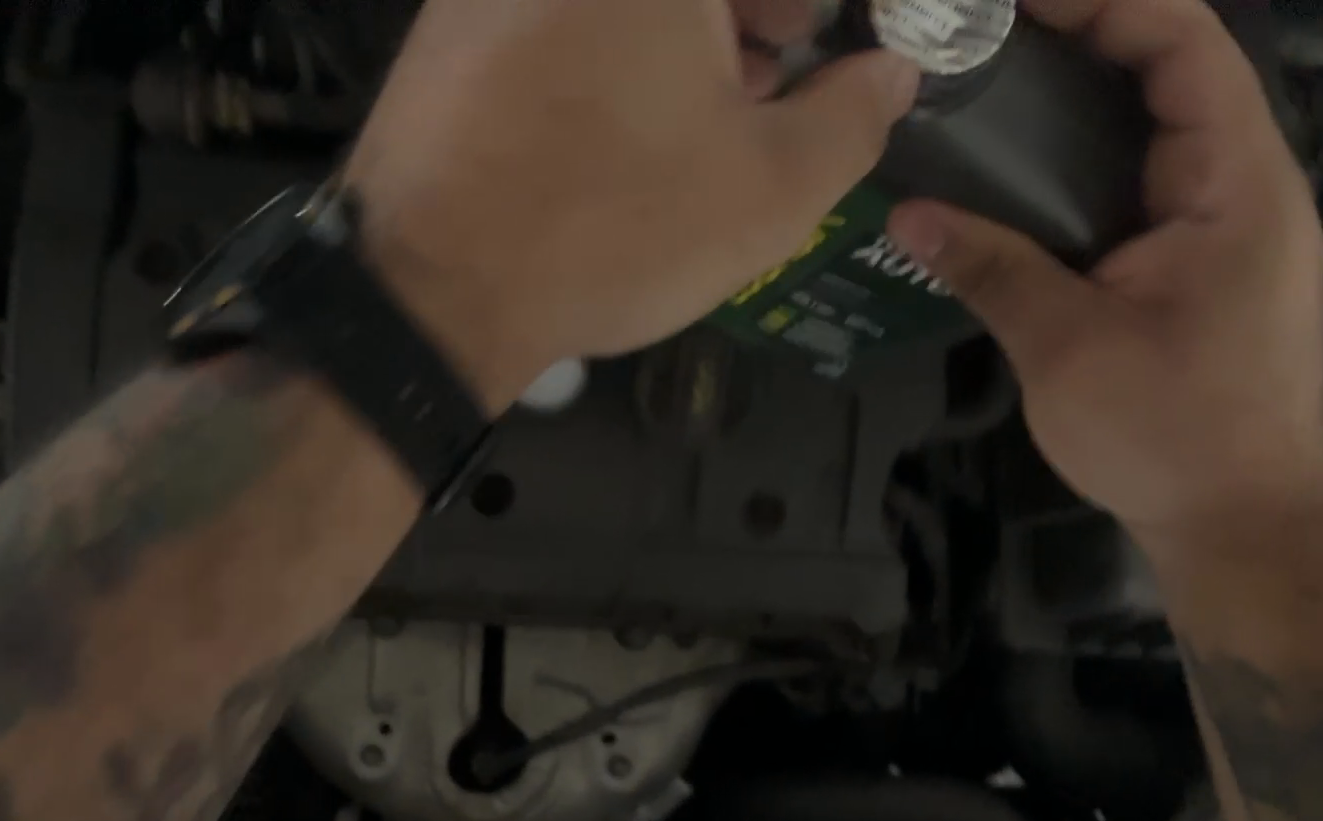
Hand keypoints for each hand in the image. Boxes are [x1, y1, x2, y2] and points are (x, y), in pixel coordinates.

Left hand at [347, 0, 919, 408]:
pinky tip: (618, 122)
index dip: (803, 22)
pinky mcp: (454, 26)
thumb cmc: (611, 232)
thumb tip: (887, 75)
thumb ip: (849, 121)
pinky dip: (608, 51)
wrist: (435, 291)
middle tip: (774, 68)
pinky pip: (558, 19)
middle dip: (750, 15)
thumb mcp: (766, 193)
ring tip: (702, 111)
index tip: (819, 42)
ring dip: (680, 36)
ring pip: (622, 4)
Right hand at [884, 0, 1322, 547]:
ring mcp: (1210, 234)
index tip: (1020, 5)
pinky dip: (1070, 182)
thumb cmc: (1165, 427)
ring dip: (1069, 119)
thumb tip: (907, 214)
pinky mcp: (1181, 273)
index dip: (1111, 5)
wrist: (1228, 513)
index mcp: (1233, 185)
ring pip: (1141, 146)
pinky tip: (1008, 196)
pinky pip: (1126, 201)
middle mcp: (1234, 191)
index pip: (1186, 47)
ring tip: (979, 111)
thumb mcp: (1065, 344)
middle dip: (1077, 52)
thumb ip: (990, 268)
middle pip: (1164, 83)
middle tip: (977, 57)